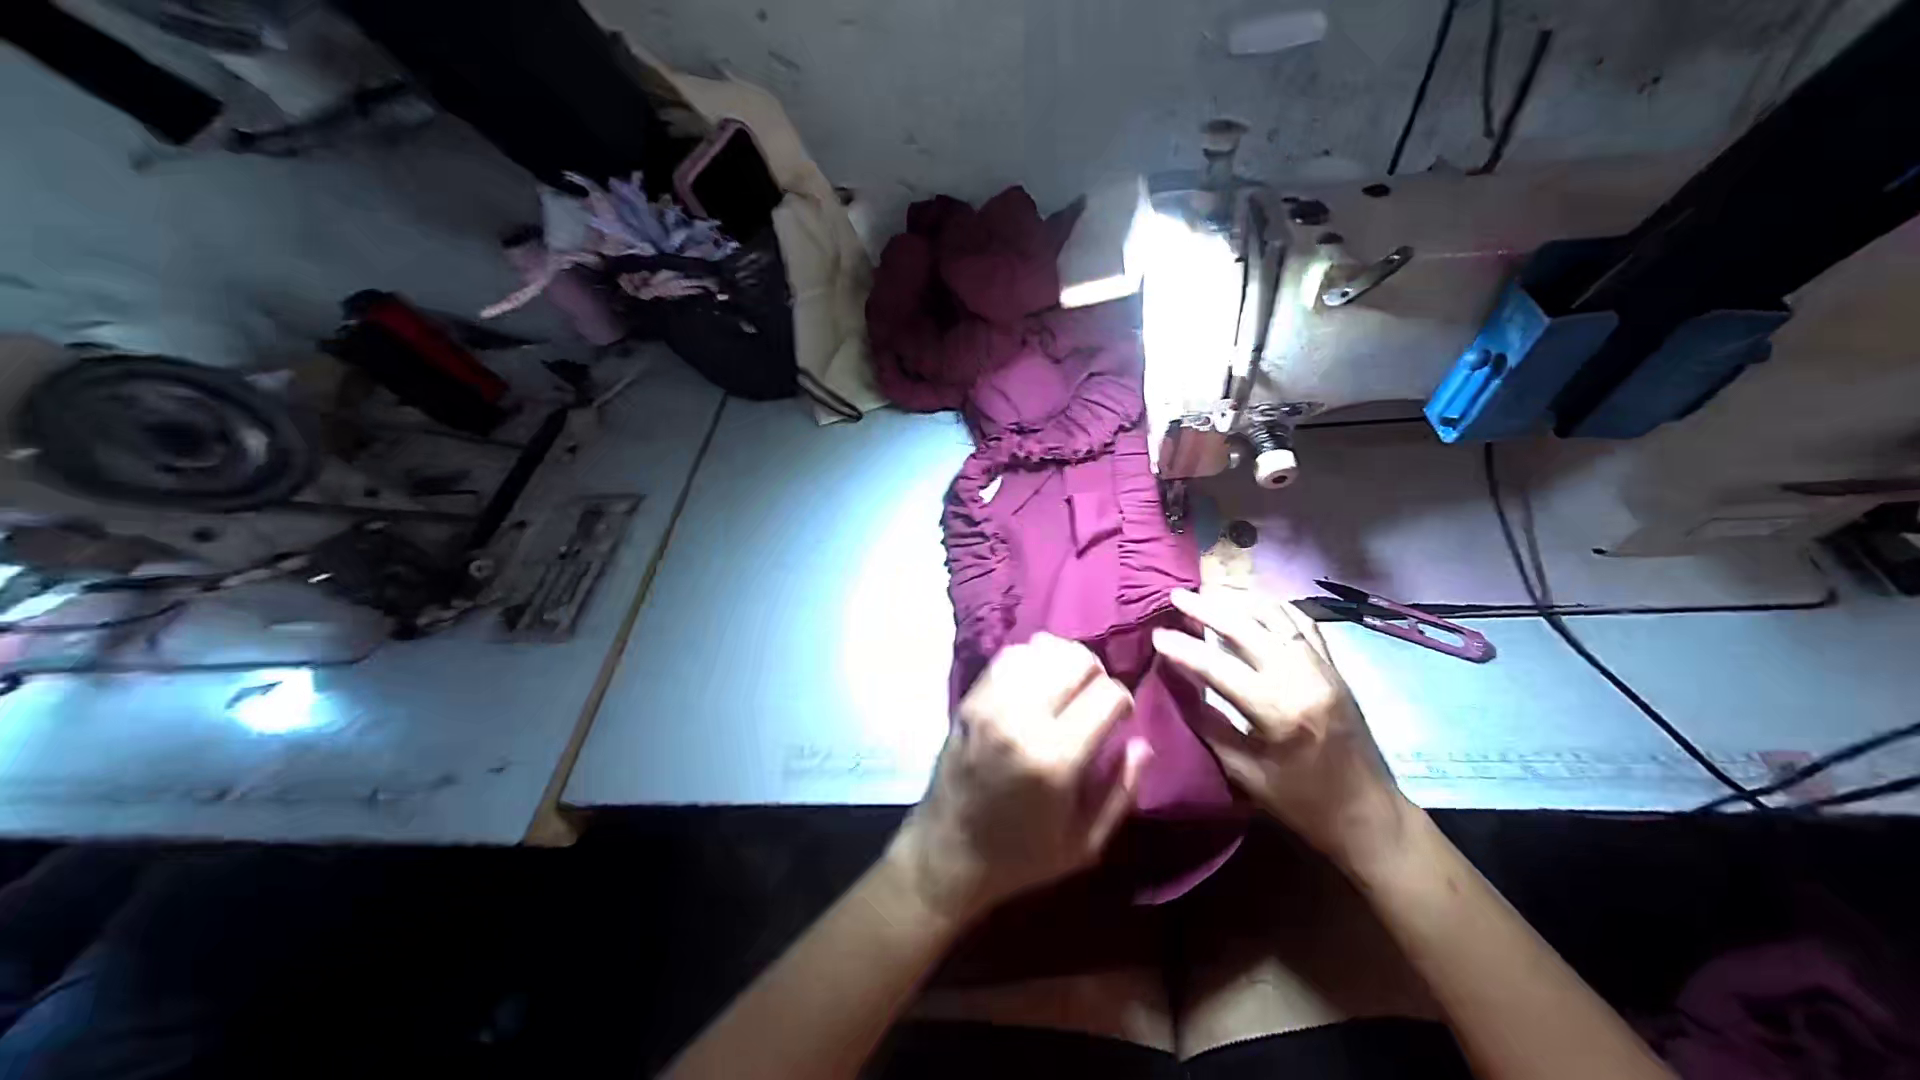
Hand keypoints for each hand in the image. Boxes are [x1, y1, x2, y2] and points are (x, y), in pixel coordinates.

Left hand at [890, 634, 1148, 923]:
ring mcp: (991, 704)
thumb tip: (1142, 742)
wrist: (947, 852)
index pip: (1107, 694)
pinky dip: (1032, 661)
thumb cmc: (1022, 856)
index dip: (1123, 702)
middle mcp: (1022, 720)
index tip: (1120, 719)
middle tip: (1095, 699)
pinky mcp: (970, 699)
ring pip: (1042, 651)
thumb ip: (1122, 791)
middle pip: (1076, 661)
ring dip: (1064, 663)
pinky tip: (1038, 683)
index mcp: (1056, 758)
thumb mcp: (1085, 844)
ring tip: (1067, 687)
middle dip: (1097, 675)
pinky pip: (1009, 657)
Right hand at [1151, 588, 1413, 868]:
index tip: (1155, 635)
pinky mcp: (1335, 667)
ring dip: (1239, 600)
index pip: (1217, 666)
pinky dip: (1273, 608)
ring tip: (1209, 593)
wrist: (1369, 814)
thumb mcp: (1242, 770)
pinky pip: (1302, 623)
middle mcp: (1303, 678)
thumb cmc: (1300, 802)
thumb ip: (1205, 720)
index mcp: (1278, 710)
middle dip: (1207, 608)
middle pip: (1247, 627)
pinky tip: (1252, 605)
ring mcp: (1323, 667)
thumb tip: (1172, 680)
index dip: (1182, 648)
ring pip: (1276, 616)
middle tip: (1176, 596)